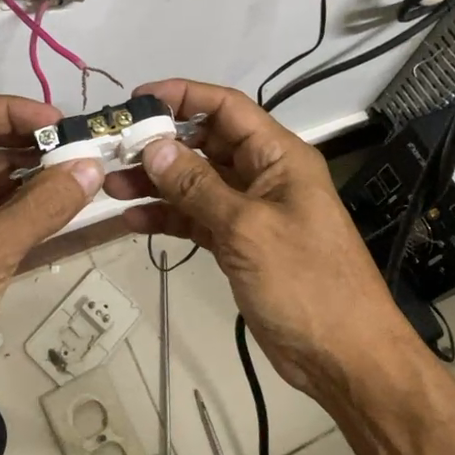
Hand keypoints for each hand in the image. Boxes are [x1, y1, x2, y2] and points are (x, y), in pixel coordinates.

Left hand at [0, 93, 105, 420]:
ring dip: (36, 172)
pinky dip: (31, 202)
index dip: (13, 110)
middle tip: (82, 150)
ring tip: (82, 174)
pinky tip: (65, 205)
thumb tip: (92, 165)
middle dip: (31, 141)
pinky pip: (1, 208)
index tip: (60, 126)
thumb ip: (43, 205)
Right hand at [107, 80, 417, 399]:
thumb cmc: (306, 283)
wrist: (344, 358)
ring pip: (195, 183)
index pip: (227, 108)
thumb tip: (153, 145)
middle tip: (113, 150)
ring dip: (156, 182)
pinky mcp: (238, 244)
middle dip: (160, 143)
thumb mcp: (248, 228)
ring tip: (111, 185)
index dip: (184, 96)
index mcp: (279, 156)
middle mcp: (264, 175)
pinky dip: (167, 218)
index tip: (138, 100)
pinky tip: (132, 220)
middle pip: (206, 143)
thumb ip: (197, 186)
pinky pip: (196, 219)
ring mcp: (250, 211)